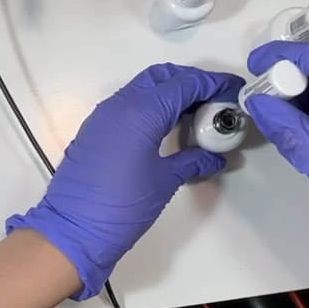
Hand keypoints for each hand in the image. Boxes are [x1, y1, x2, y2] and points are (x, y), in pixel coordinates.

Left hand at [8, 64, 241, 299]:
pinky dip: (150, 105)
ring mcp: (103, 116)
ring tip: (195, 112)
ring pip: (142, 88)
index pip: (184, 84)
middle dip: (190, 82)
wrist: (73, 230)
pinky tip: (166, 126)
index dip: (213, 83)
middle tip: (215, 99)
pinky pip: (127, 104)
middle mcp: (119, 105)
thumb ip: (193, 162)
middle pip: (161, 77)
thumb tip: (215, 157)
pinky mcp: (94, 130)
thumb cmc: (123, 206)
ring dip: (169, 92)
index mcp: (140, 112)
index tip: (235, 90)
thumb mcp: (164, 182)